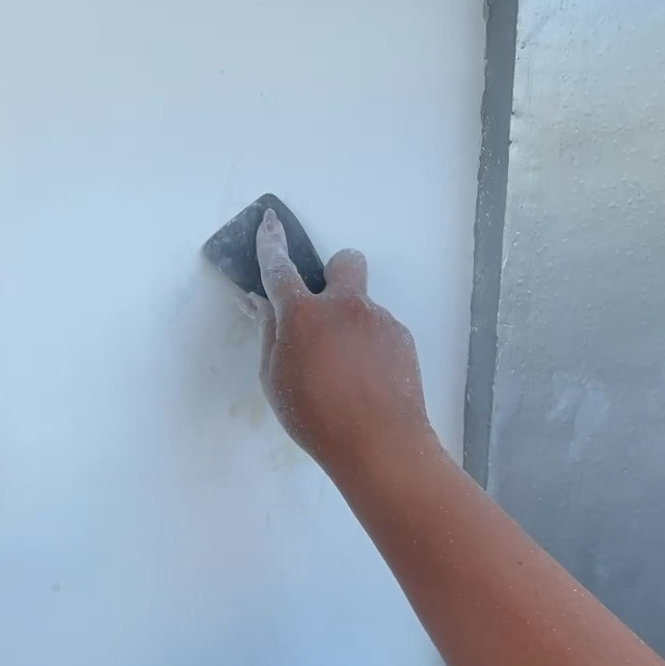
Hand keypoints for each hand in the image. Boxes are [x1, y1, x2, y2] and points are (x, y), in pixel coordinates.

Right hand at [251, 210, 433, 474]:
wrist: (379, 443)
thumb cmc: (313, 416)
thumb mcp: (273, 378)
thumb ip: (269, 334)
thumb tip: (262, 304)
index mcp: (303, 314)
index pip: (280, 268)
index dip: (271, 244)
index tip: (269, 222)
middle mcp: (344, 306)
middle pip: (345, 261)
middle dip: (334, 272)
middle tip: (324, 308)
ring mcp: (379, 319)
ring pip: (362, 305)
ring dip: (349, 323)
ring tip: (342, 371)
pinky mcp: (402, 338)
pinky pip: (379, 330)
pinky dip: (368, 346)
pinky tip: (365, 382)